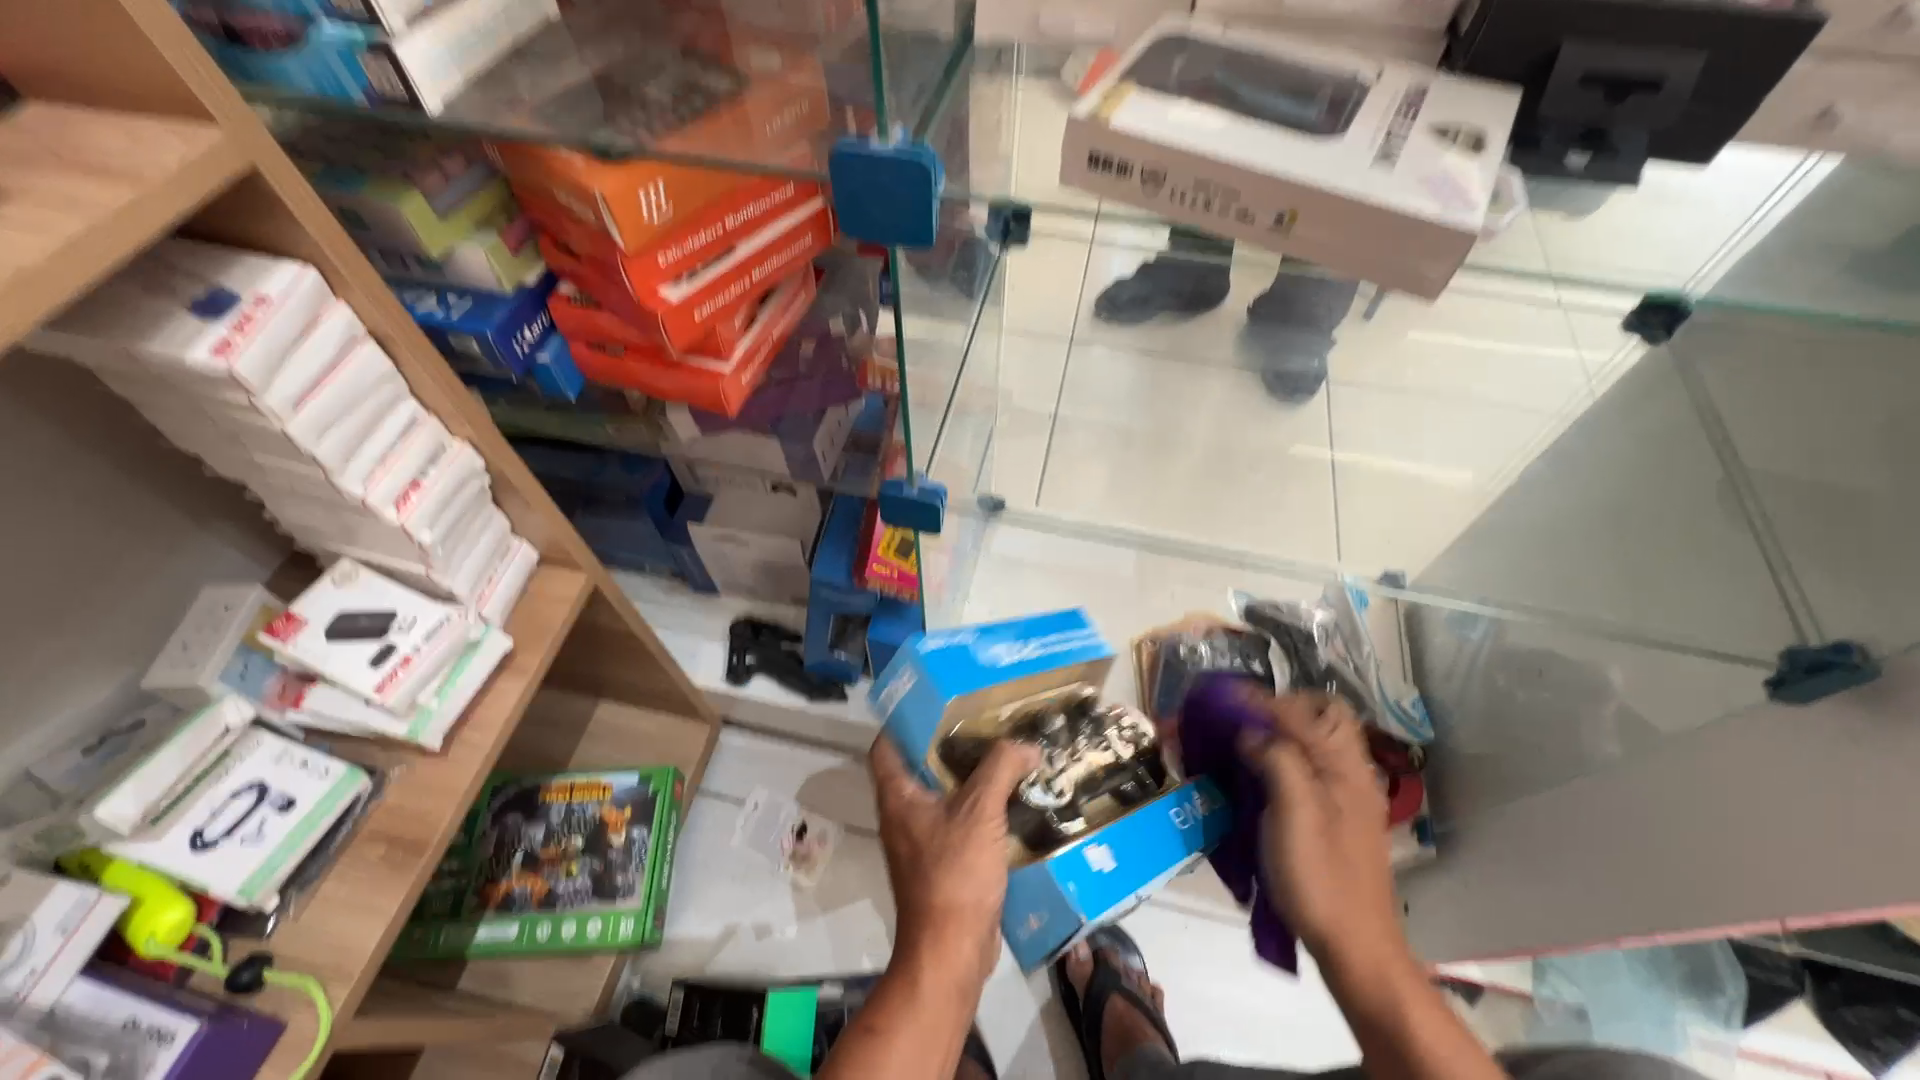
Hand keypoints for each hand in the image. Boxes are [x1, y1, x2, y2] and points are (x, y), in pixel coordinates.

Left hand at [870, 736, 1041, 988]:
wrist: (951, 948)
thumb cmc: (954, 873)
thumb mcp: (980, 811)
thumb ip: (1001, 769)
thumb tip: (1025, 744)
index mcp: (897, 798)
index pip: (885, 746)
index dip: (904, 721)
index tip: (937, 703)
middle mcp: (902, 816)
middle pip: (919, 769)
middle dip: (949, 746)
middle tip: (984, 724)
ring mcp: (921, 843)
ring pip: (942, 798)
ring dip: (969, 779)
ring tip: (1003, 756)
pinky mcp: (943, 865)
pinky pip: (959, 825)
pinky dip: (980, 810)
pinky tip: (1012, 802)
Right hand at [1238, 691, 1405, 966]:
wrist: (1354, 947)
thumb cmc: (1321, 880)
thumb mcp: (1295, 815)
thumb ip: (1277, 761)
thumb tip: (1252, 732)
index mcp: (1345, 768)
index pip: (1304, 711)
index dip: (1261, 701)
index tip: (1221, 698)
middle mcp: (1350, 774)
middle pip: (1321, 717)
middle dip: (1279, 709)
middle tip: (1239, 721)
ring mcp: (1345, 798)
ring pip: (1314, 744)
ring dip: (1277, 734)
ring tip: (1238, 744)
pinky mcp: (1334, 819)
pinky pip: (1307, 771)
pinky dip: (1279, 761)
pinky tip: (1254, 778)